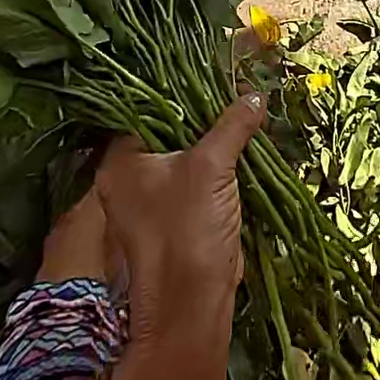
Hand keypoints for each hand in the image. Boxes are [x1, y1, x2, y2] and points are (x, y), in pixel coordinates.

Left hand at [95, 93, 265, 347]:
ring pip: (189, 152)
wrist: (192, 307)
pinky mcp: (179, 214)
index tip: (216, 72)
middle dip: (207, 114)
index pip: (149, 109)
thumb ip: (232, 124)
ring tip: (245, 112)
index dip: (184, 90)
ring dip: (217, 138)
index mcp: (122, 161)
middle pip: (172, 129)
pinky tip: (245, 144)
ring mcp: (155, 198)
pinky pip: (199, 176)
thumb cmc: (187, 230)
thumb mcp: (211, 166)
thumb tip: (256, 94)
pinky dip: (221, 162)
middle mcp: (132, 176)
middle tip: (236, 91)